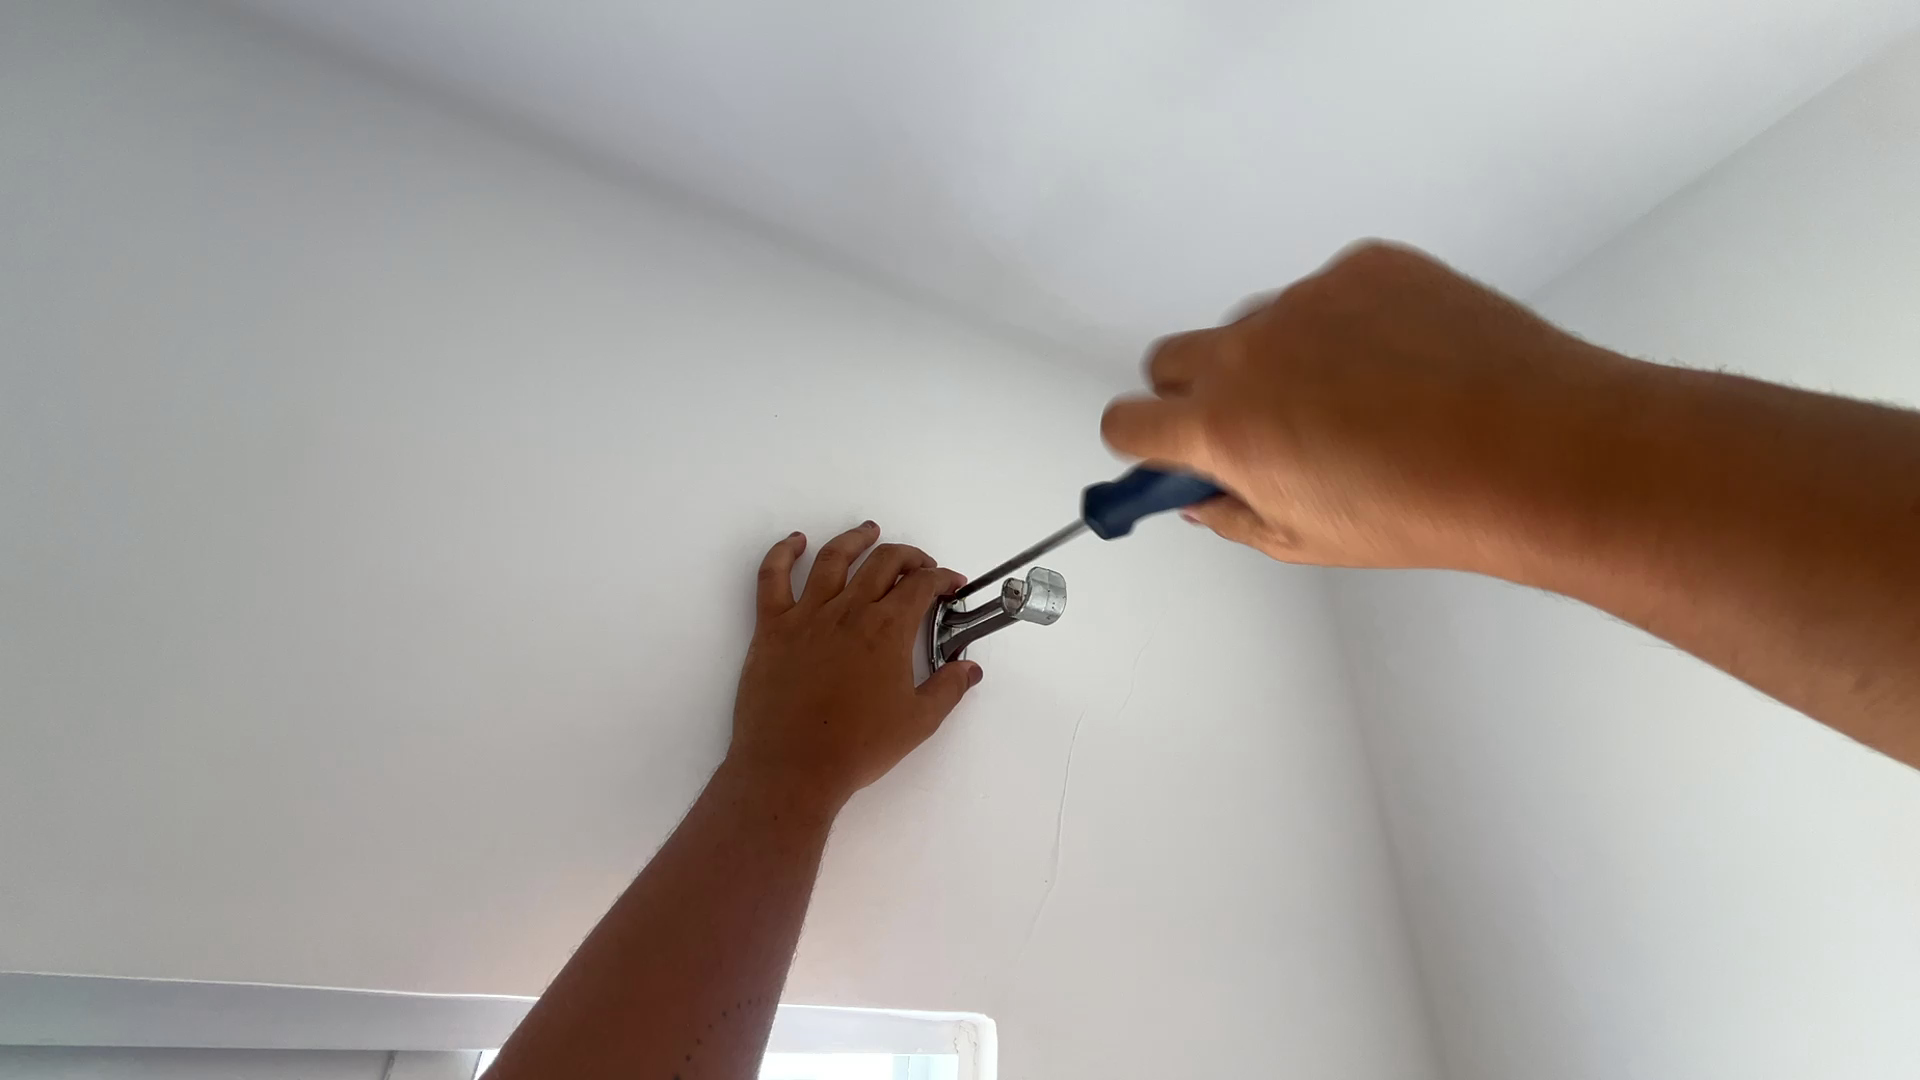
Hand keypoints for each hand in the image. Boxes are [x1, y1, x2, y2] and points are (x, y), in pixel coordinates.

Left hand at [726, 522, 979, 812]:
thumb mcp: (918, 722)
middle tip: (920, 566)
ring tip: (868, 531)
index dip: (943, 578)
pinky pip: (772, 577)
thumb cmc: (857, 748)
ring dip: (856, 539)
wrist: (792, 768)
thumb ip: (949, 689)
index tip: (951, 583)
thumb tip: (970, 668)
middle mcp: (850, 610)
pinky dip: (783, 552)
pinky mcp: (772, 626)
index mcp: (888, 629)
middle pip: (884, 562)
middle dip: (910, 556)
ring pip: (834, 558)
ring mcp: (807, 614)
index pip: (922, 585)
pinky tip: (795, 541)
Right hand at [1100, 240, 1644, 571]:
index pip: (1124, 421)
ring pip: (1250, 326)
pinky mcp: (1365, 266)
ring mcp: (1305, 301)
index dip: (1136, 440)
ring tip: (1345, 395)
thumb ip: (1228, 514)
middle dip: (1190, 392)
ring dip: (1268, 357)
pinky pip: (1321, 294)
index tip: (1161, 449)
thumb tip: (1199, 495)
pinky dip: (1335, 324)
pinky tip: (1389, 360)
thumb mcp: (1301, 539)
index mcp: (1220, 427)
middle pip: (1169, 359)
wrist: (1542, 452)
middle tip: (1249, 423)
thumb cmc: (1421, 509)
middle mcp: (1247, 354)